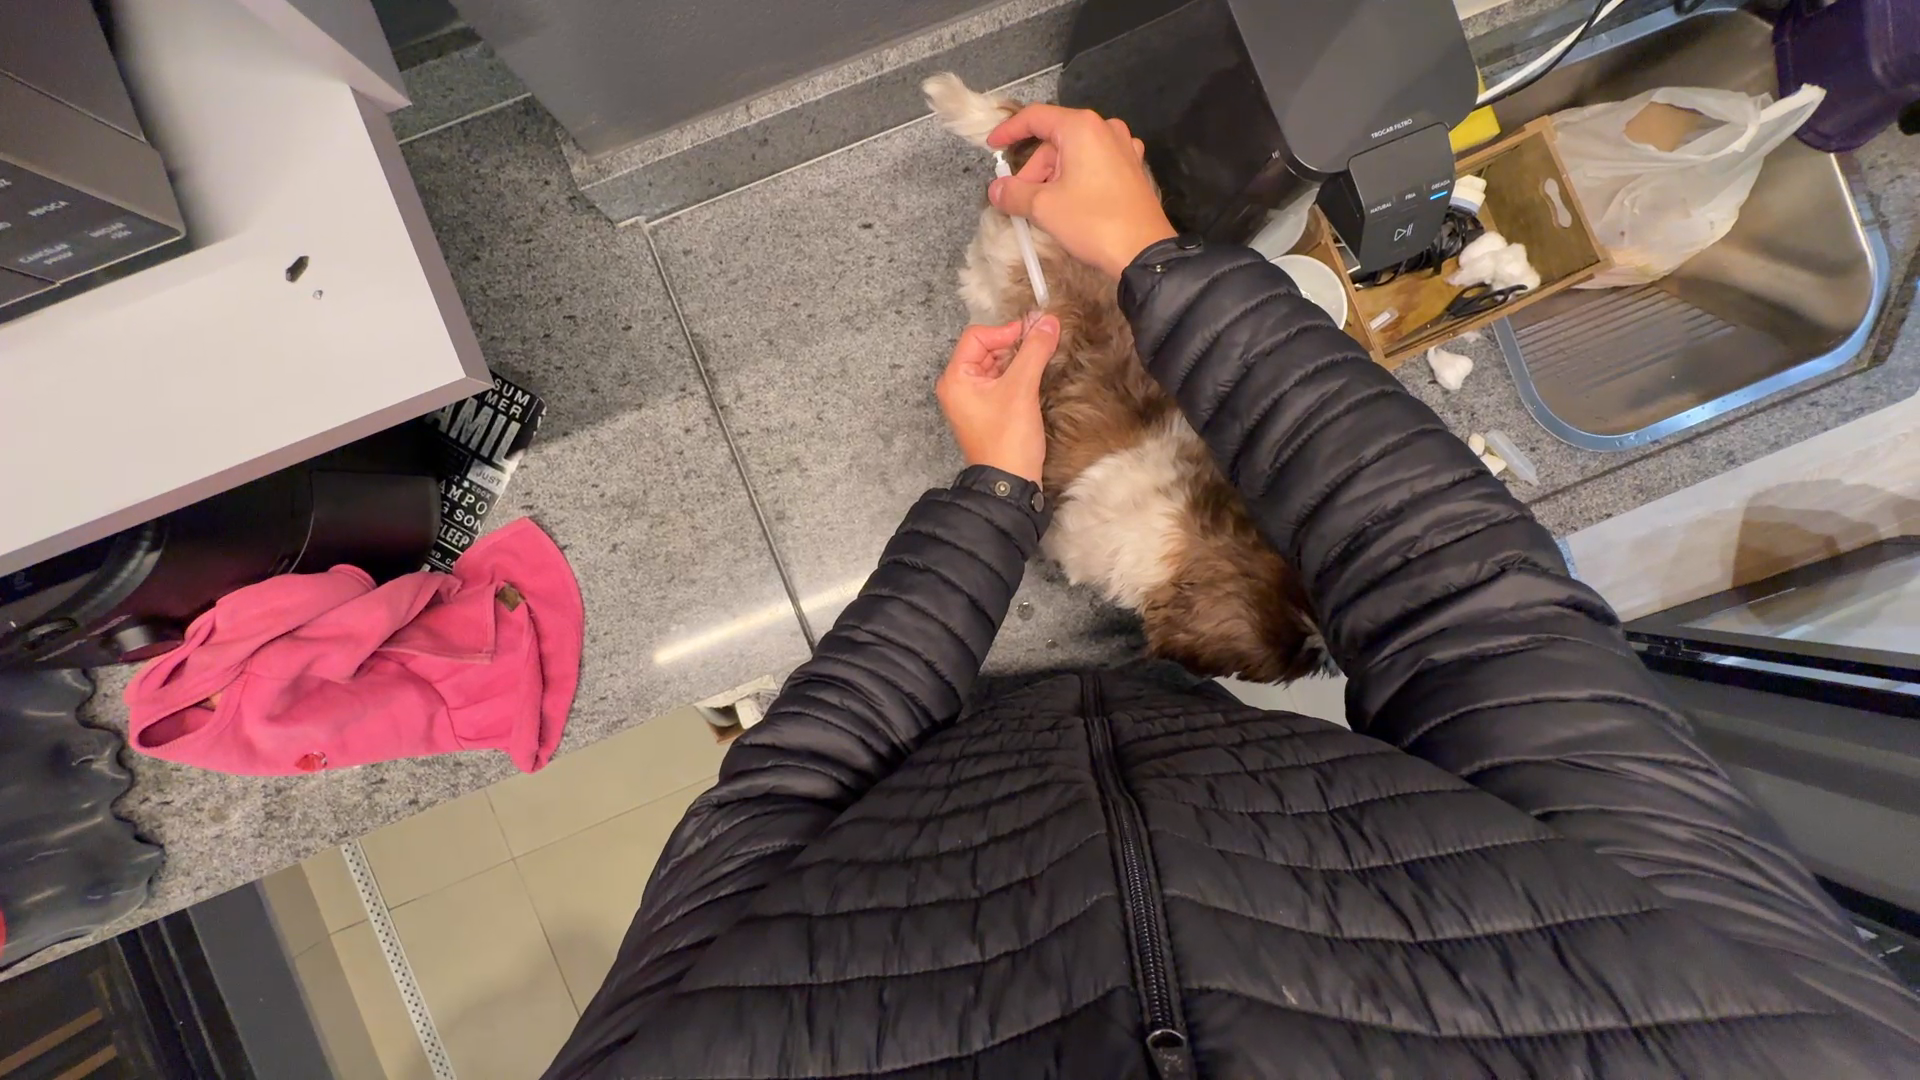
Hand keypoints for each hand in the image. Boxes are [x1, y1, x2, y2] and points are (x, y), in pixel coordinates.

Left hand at [935, 317, 1059, 484]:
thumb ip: (1034, 351)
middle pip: (986, 349)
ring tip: (1041, 360)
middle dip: (1013, 345)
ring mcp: (972, 401)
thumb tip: (1049, 322)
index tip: (1033, 333)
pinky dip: (1017, 376)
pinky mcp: (987, 412)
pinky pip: (1001, 383)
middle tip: (1041, 344)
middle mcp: (958, 387)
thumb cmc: (1008, 439)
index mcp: (955, 378)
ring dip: (1018, 360)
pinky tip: (1035, 377)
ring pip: (996, 366)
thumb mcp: (1022, 389)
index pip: (977, 336)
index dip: (1005, 331)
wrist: (1010, 482)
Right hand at [987, 105, 1177, 278]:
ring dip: (1054, 179)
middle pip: (1055, 142)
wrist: (1142, 251)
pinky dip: (1076, 180)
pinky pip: (1094, 166)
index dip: (1009, 131)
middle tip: (1020, 202)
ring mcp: (1123, 148)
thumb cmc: (1092, 222)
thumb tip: (995, 189)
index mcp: (1081, 127)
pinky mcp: (1132, 169)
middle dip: (1034, 171)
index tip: (992, 147)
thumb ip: (1014, 194)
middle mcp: (1104, 128)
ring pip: (1074, 156)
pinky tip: (1071, 203)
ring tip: (1045, 210)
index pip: (1036, 118)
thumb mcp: (1044, 208)